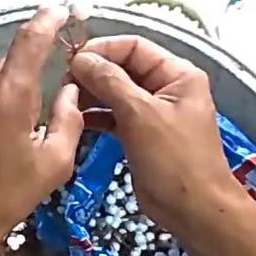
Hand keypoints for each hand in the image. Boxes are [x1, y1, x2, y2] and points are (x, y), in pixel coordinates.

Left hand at [0, 6, 84, 255]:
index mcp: (7, 95)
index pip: (29, 40)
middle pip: (8, 67)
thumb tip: (70, 88)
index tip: (59, 10)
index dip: (47, 20)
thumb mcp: (55, 162)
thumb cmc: (10, 195)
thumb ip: (69, 117)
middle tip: (32, 119)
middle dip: (25, 83)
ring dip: (0, 99)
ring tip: (3, 138)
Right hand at [68, 35, 231, 229]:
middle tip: (63, 83)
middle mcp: (166, 88)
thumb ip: (110, 82)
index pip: (134, 47)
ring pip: (116, 92)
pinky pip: (114, 116)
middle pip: (123, 68)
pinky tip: (76, 119)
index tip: (71, 60)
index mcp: (177, 74)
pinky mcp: (140, 134)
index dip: (102, 49)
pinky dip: (96, 115)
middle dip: (93, 72)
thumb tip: (81, 59)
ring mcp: (153, 112)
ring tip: (65, 101)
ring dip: (91, 94)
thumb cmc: (173, 159)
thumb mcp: (140, 114)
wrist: (193, 209)